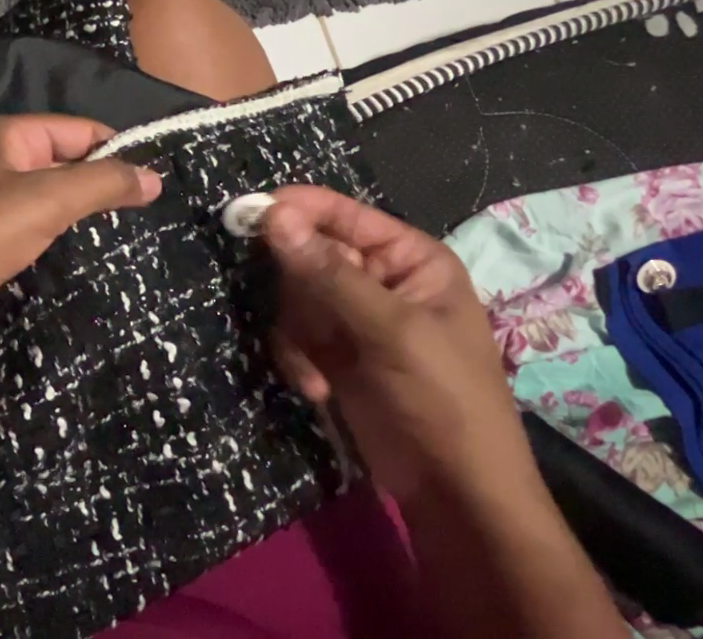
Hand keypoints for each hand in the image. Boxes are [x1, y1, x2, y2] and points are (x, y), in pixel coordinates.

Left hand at [0, 115, 161, 346]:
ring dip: (81, 205)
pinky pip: (35, 218)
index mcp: (9, 135)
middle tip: (147, 205)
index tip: (155, 179)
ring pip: (51, 191)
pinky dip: (58, 227)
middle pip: (66, 158)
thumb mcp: (48, 201)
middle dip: (101, 179)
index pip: (79, 129)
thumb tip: (154, 176)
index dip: (117, 150)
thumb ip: (102, 184)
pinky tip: (78, 241)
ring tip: (123, 223)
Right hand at [261, 187, 530, 501]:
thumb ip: (329, 273)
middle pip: (307, 255)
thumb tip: (273, 215)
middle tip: (308, 323)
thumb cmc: (443, 398)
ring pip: (292, 296)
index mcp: (409, 259)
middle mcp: (378, 280)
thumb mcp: (392, 331)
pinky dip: (296, 358)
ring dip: (296, 333)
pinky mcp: (331, 352)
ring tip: (317, 369)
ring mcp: (352, 318)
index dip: (298, 209)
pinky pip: (291, 333)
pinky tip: (316, 388)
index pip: (343, 215)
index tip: (251, 212)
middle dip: (299, 293)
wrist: (452, 492)